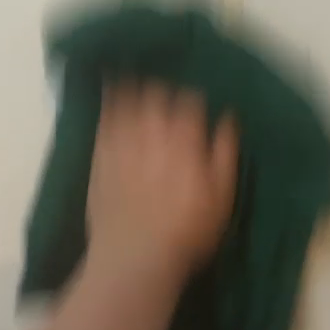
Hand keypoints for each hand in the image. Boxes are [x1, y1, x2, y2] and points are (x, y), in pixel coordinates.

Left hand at [86, 81, 238, 283]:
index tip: (195, 89)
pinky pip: (104, 123)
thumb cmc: (187, 231)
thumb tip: (228, 118)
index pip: (190, 103)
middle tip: (162, 76)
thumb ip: (225, 153)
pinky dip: (107, 106)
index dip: (192, 92)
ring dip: (132, 86)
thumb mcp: (222, 197)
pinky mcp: (100, 159)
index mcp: (186, 141)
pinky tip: (107, 97)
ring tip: (131, 71)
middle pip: (156, 96)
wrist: (134, 258)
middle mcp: (153, 134)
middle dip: (160, 84)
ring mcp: (123, 145)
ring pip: (127, 104)